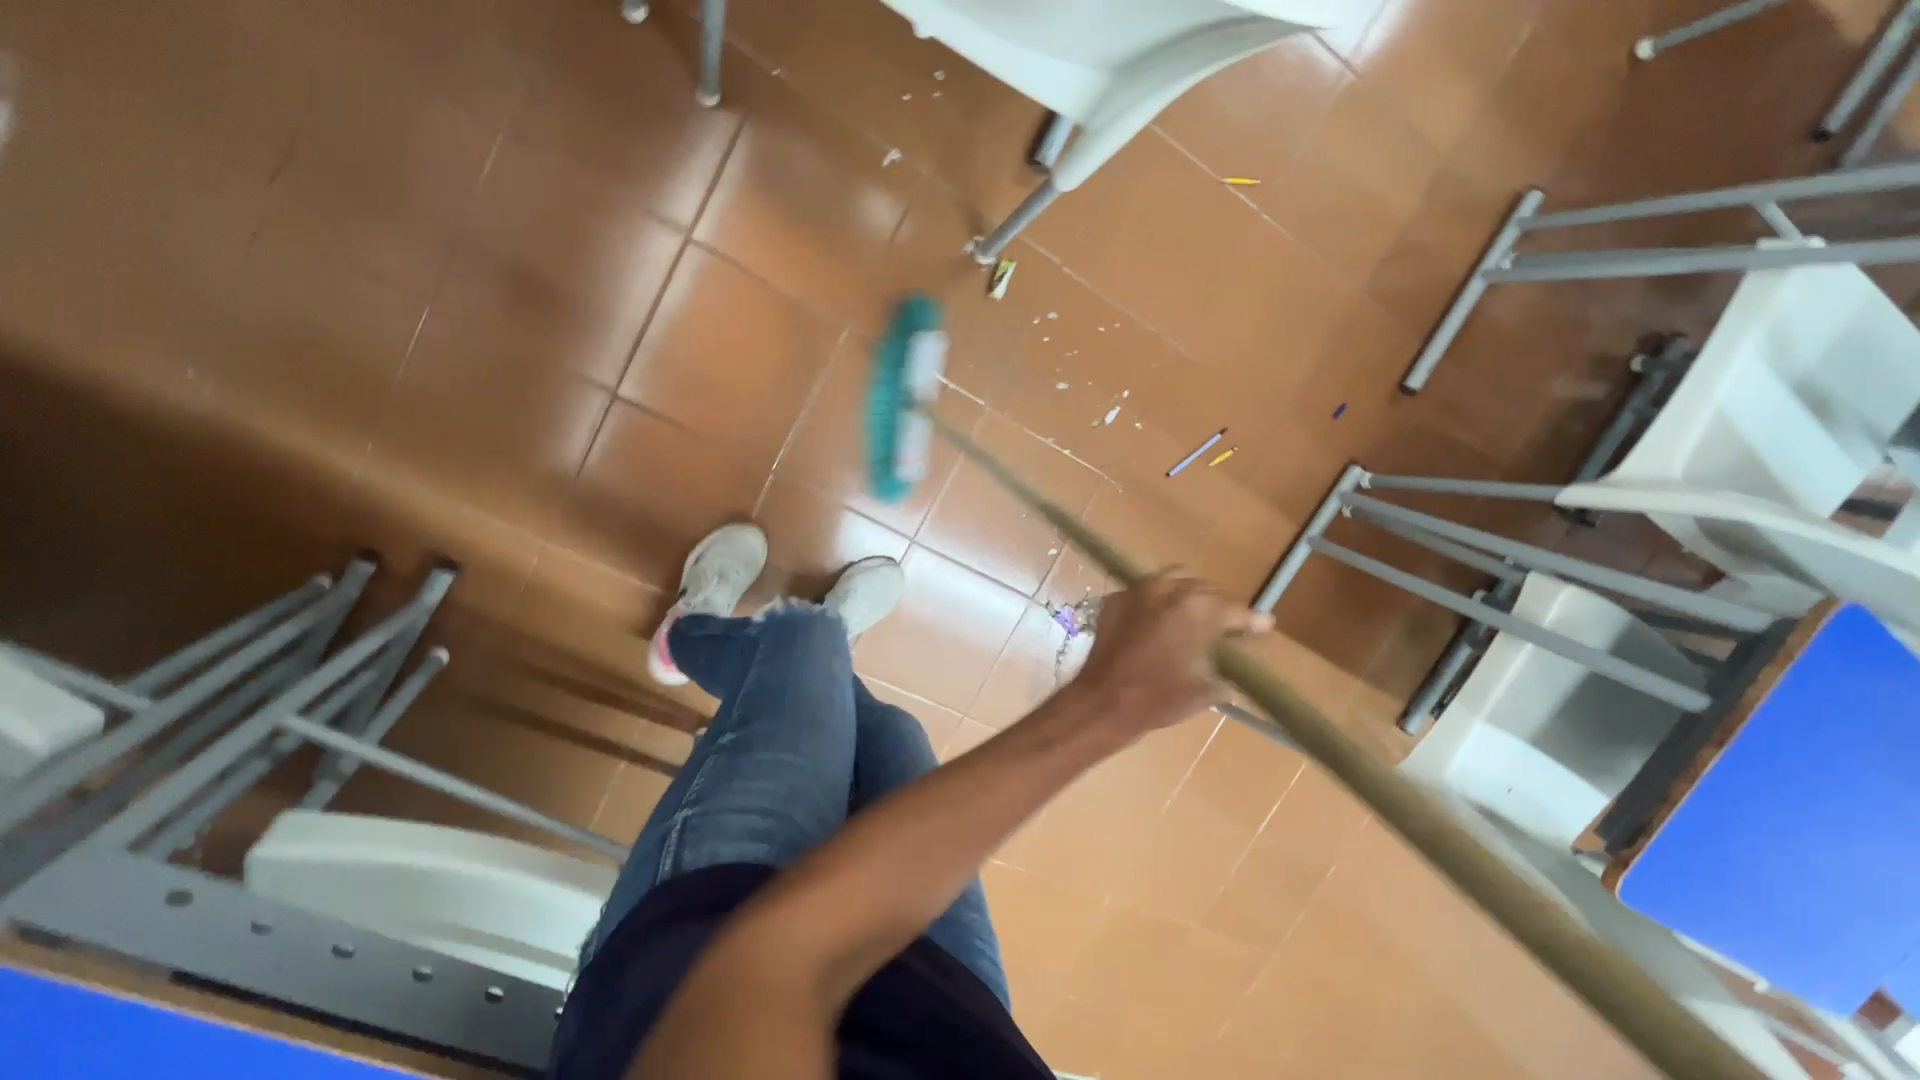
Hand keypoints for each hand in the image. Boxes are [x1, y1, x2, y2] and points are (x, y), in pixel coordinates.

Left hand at [1069, 572, 1272, 735]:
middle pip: (1206, 591)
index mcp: (1199, 608)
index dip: (1253, 621)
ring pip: (1174, 582)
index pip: (1236, 610)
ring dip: (1188, 598)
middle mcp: (1170, 588)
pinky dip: (1156, 605)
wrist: (1104, 701)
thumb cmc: (1160, 698)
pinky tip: (1159, 623)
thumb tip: (1231, 670)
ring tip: (1194, 618)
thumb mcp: (1208, 688)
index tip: (1265, 626)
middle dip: (1219, 608)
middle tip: (1228, 626)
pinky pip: (1145, 593)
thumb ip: (1226, 670)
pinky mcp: (1115, 598)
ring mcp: (1138, 589)